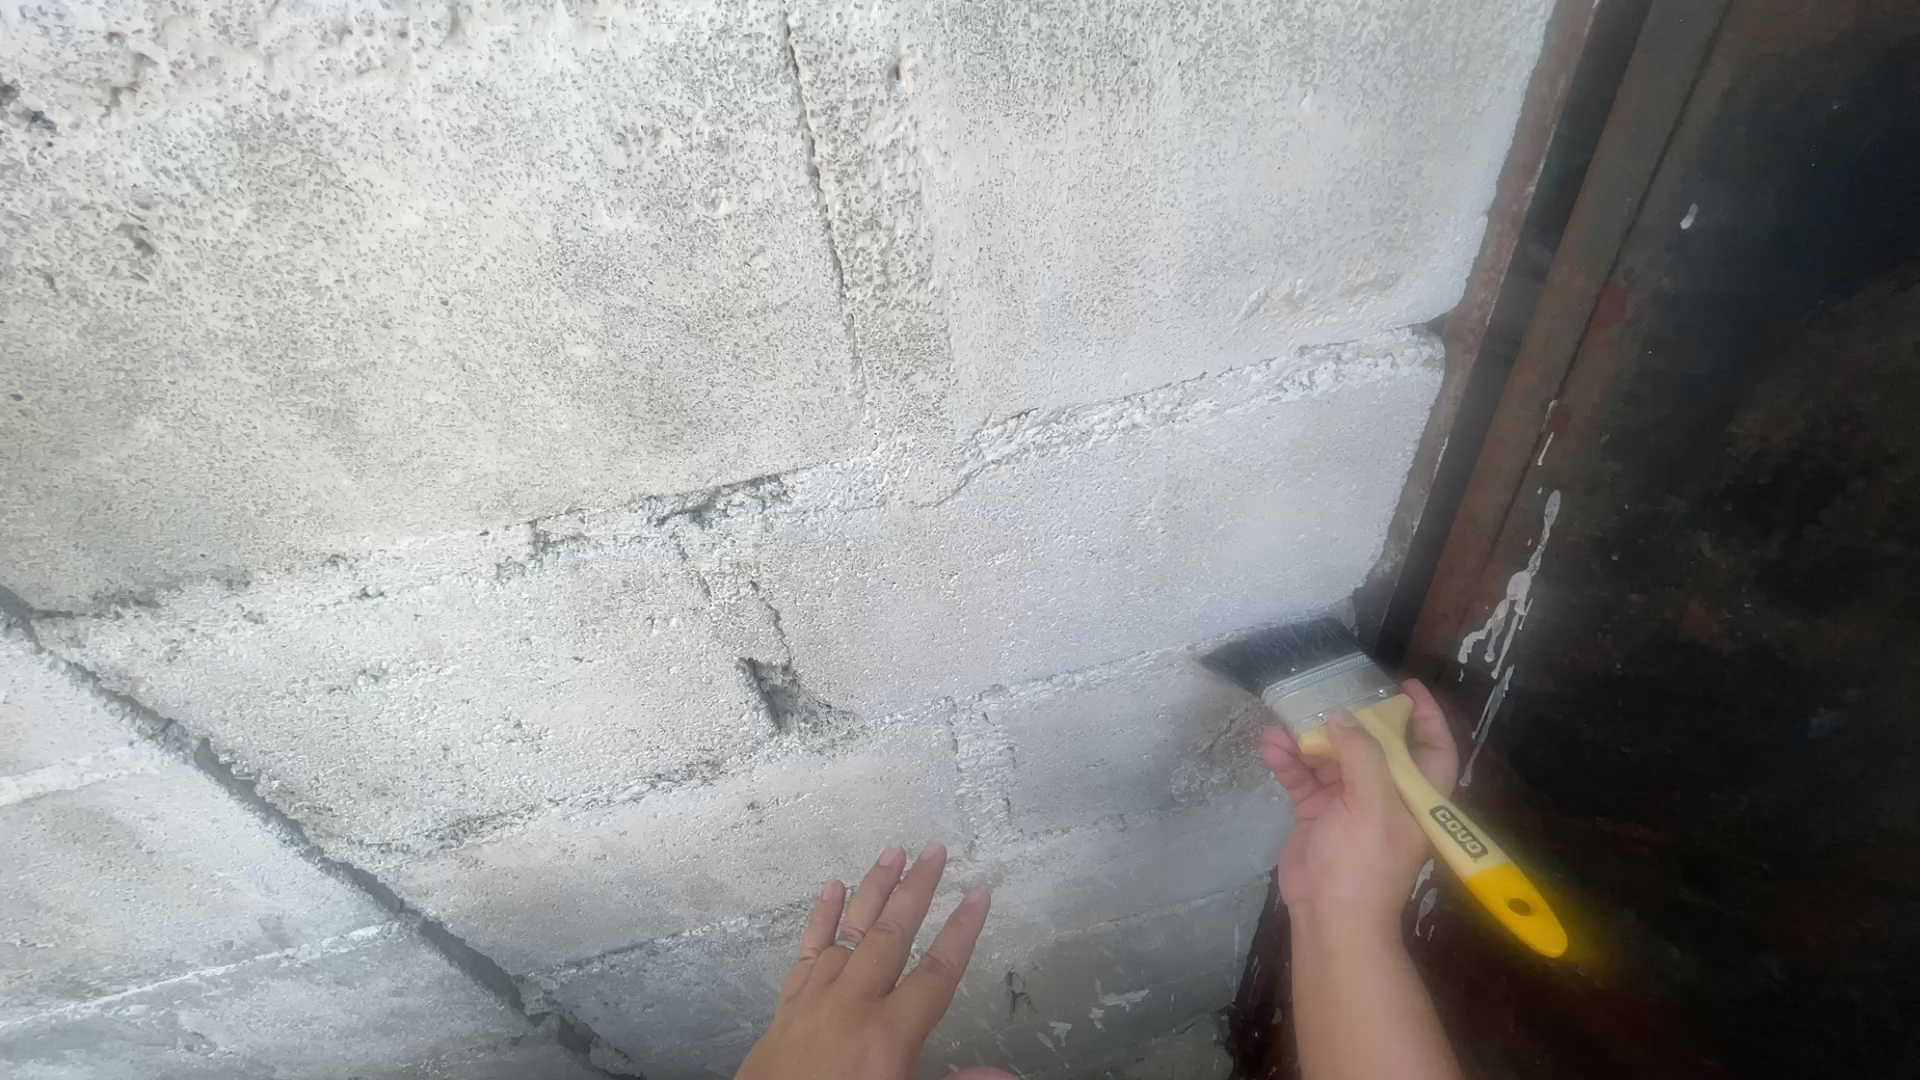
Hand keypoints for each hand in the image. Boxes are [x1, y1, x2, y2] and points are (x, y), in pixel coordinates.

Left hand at [735, 841, 1010, 1079]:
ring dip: (874, 888)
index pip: (937, 974)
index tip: (979, 894)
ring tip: (893, 852)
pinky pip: (808, 951)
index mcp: (887, 1038)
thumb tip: (1009, 1076)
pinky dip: (821, 917)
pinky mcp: (787, 1007)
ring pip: (852, 930)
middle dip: (918, 888)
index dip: (962, 932)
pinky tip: (832, 887)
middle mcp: (853, 1006)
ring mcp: (816, 1001)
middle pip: (894, 934)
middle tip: (936, 849)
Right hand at [1261, 679, 1457, 935]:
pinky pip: (1302, 776)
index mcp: (1415, 798)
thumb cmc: (1365, 864)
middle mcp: (1385, 795)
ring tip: (1283, 727)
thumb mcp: (1372, 807)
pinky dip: (1287, 761)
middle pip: (1371, 746)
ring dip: (1306, 741)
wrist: (1329, 915)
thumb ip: (1361, 757)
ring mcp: (1348, 803)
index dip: (1425, 717)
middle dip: (1347, 722)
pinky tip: (1271, 748)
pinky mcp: (1316, 811)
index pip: (1430, 749)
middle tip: (1324, 696)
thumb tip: (1341, 718)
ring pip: (1330, 757)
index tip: (1406, 686)